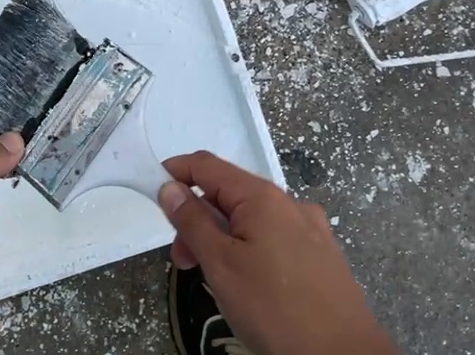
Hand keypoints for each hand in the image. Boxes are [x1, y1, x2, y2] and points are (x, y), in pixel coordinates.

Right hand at [159, 151, 397, 354]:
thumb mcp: (221, 265)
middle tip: (181, 259)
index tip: (152, 190)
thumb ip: (192, 222)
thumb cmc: (276, 310)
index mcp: (262, 197)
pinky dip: (249, 248)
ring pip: (252, 219)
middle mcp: (288, 203)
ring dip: (222, 237)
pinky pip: (274, 237)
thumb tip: (170, 187)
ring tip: (212, 278)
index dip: (176, 171)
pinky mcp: (322, 255)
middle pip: (229, 194)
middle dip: (198, 218)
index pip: (207, 165)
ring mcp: (310, 229)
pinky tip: (248, 284)